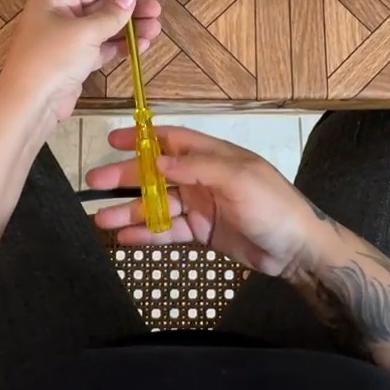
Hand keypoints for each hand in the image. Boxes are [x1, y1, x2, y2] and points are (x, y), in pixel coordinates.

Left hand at [0, 0, 162, 124]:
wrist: (31, 103)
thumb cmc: (52, 58)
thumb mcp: (84, 32)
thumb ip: (110, 14)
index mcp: (54, 0)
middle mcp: (59, 17)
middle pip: (100, 7)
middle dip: (128, 9)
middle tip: (156, 9)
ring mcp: (67, 41)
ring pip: (103, 29)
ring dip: (129, 28)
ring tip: (156, 28)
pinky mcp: (75, 63)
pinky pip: (102, 48)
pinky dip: (120, 46)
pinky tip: (142, 44)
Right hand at [85, 127, 336, 277]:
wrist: (296, 250)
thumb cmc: (272, 205)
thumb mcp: (239, 178)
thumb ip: (198, 166)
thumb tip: (158, 159)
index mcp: (212, 156)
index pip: (171, 140)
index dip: (142, 138)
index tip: (113, 140)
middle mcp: (201, 177)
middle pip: (156, 174)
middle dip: (125, 178)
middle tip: (93, 182)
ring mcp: (199, 205)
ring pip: (156, 205)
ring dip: (129, 211)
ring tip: (101, 220)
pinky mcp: (201, 232)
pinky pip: (167, 230)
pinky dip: (146, 234)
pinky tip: (124, 239)